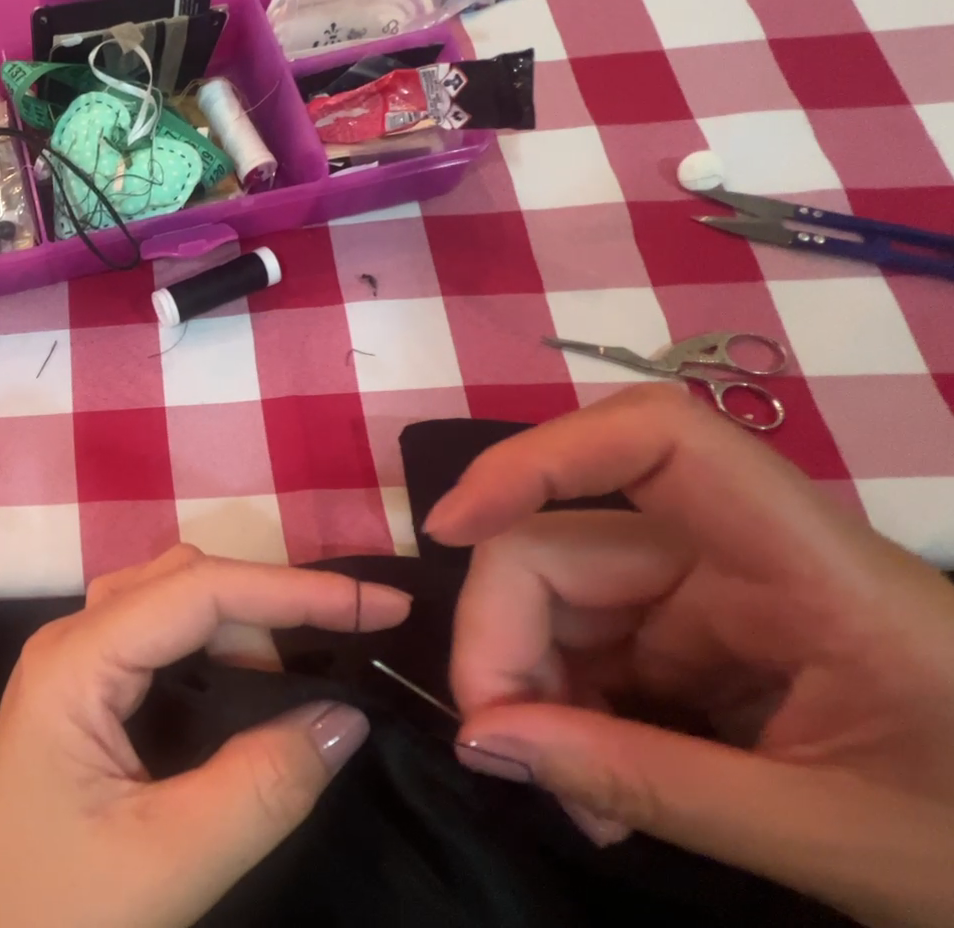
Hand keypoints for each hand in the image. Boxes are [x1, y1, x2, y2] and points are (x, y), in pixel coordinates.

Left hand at [0, 545, 412, 927]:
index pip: (197, 589)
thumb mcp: (172, 858)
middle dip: (272, 597)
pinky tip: (252, 682)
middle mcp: (69, 640)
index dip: (295, 589)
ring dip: (244, 619)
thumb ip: (264, 785)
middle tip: (357, 638)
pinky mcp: (82, 687)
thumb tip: (346, 715)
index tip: (385, 606)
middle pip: (182, 577)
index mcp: (75, 662)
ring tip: (312, 668)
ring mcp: (71, 660)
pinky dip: (216, 644)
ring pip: (170, 598)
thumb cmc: (58, 907)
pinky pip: (157, 633)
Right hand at [428, 384, 953, 927]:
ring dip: (526, 689)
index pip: (658, 443)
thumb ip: (644, 785)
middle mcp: (739, 558)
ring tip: (575, 800)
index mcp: (810, 570)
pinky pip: (578, 649)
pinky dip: (557, 711)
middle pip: (557, 546)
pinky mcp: (689, 641)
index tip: (447, 529)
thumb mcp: (837, 840)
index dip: (535, 462)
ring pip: (550, 601)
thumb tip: (478, 742)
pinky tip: (591, 787)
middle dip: (502, 643)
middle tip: (501, 748)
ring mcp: (706, 598)